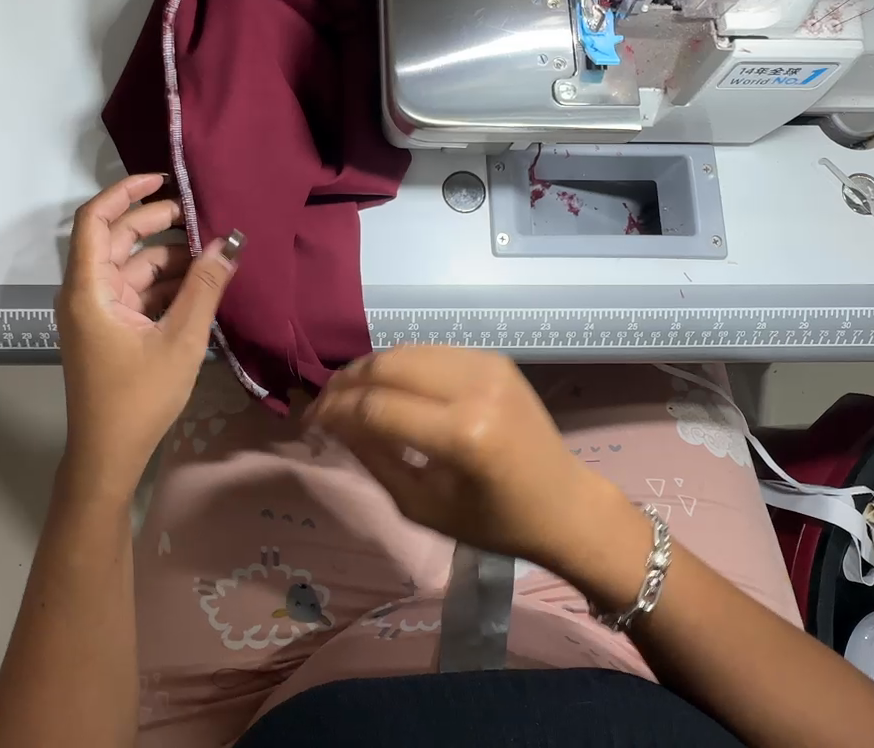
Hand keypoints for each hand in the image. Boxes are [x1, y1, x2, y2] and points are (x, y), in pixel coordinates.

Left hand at [56, 174, 240, 496]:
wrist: (108, 455)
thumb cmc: (139, 397)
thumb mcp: (181, 340)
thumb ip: (205, 287)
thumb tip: (230, 242)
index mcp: (89, 289)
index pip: (95, 220)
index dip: (126, 193)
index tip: (163, 180)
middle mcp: (85, 293)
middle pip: (116, 240)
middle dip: (155, 223)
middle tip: (198, 216)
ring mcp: (95, 312)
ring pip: (130, 267)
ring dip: (166, 258)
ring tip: (208, 254)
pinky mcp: (108, 328)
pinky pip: (134, 292)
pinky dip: (162, 285)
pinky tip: (197, 286)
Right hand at [306, 346, 623, 566]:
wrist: (565, 503)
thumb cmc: (494, 522)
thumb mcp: (423, 506)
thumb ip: (373, 458)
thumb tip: (332, 422)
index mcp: (462, 435)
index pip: (376, 408)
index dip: (333, 412)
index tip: (309, 423)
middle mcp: (475, 388)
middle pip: (386, 366)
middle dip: (345, 383)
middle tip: (323, 405)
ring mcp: (488, 365)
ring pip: (405, 350)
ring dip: (369, 369)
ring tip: (347, 394)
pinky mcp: (494, 357)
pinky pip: (430, 352)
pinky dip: (400, 365)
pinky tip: (386, 387)